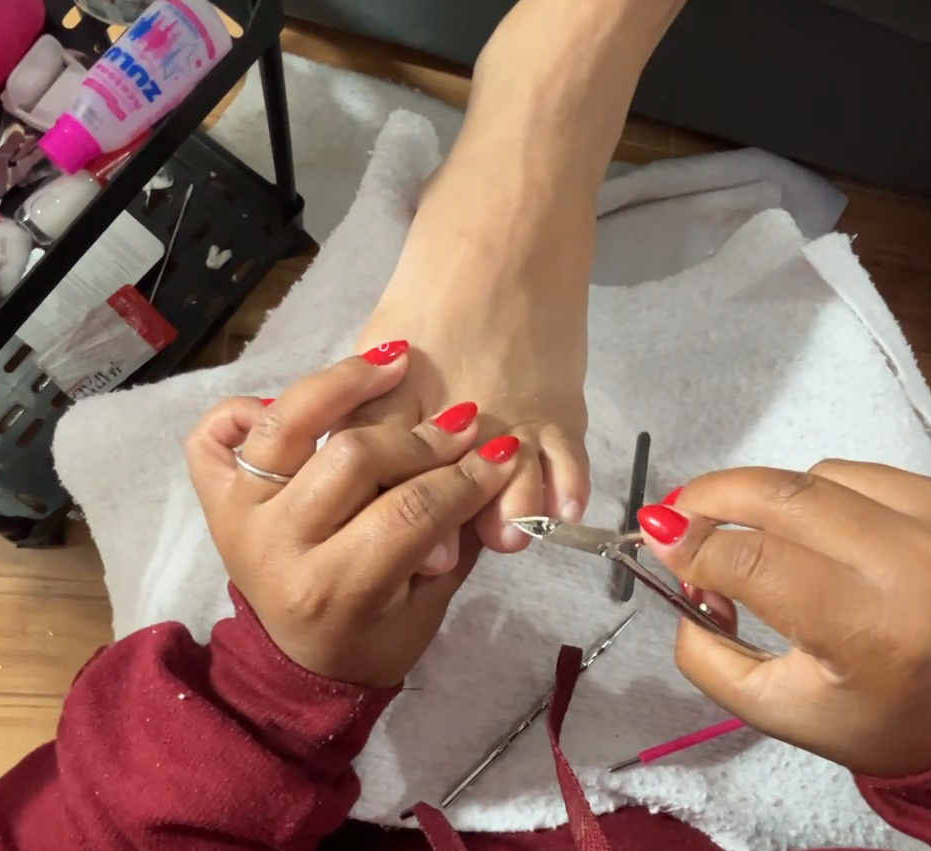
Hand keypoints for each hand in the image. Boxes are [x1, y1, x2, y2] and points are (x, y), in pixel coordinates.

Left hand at [187, 351, 522, 686]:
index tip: (504, 452)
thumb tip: (487, 466)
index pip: (409, 513)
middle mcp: (273, 547)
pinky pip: (216, 431)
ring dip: (345, 382)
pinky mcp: (216, 497)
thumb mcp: (425, 606)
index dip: (466, 476)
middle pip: (353, 459)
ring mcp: (238, 514)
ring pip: (286, 424)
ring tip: (395, 362)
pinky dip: (251, 405)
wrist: (300, 666)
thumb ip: (454, 539)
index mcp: (331, 590)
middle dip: (422, 438)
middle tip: (464, 423)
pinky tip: (305, 403)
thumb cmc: (374, 640)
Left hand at [350, 224, 590, 556]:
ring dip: (502, 517)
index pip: (379, 464)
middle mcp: (452, 405)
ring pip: (504, 485)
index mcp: (396, 389)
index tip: (378, 541)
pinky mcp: (561, 401)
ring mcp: (511, 406)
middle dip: (437, 529)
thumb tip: (364, 456)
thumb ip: (370, 396)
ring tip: (501, 536)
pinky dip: (563, 490)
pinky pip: (567, 460)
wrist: (514, 208)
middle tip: (434, 562)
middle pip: (440, 487)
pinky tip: (559, 514)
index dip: (381, 508)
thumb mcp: (386, 327)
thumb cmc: (441, 261)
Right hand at [635, 462, 930, 776]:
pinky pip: (866, 477)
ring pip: (821, 478)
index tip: (654, 536)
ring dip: (772, 501)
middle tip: (676, 511)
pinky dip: (827, 500)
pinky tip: (833, 538)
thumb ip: (705, 650)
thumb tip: (678, 564)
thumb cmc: (882, 720)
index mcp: (873, 633)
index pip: (758, 561)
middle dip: (713, 495)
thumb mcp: (778, 711)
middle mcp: (921, 566)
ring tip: (766, 540)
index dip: (694, 543)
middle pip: (785, 496)